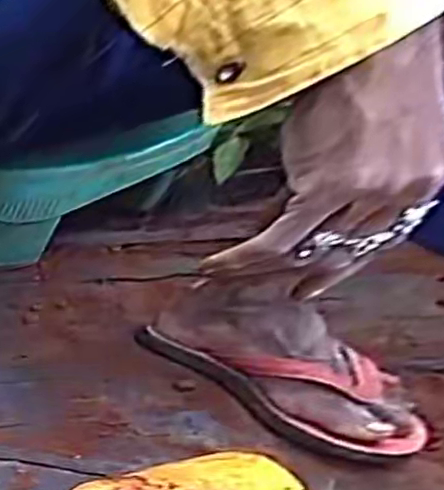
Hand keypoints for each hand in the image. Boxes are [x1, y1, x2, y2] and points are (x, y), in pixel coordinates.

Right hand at [202, 22, 443, 282]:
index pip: (378, 239)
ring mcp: (371, 191)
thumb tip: (314, 212)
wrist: (373, 55)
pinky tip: (211, 265)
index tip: (309, 287)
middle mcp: (408, 189)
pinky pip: (274, 243)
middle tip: (257, 290)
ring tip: (218, 274)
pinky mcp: (328, 192)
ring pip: (302, 251)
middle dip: (292, 274)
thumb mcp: (384, 141)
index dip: (339, 267)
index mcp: (429, 179)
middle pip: (337, 250)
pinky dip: (237, 259)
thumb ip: (361, 179)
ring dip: (252, 269)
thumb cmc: (380, 85)